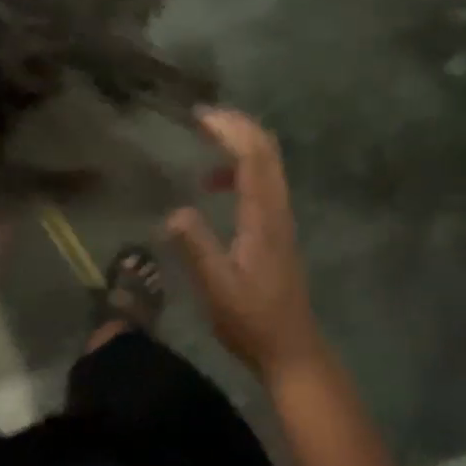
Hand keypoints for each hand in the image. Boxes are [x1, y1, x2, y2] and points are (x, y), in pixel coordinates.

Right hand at [167, 108, 325, 381]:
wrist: (291, 350)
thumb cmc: (251, 320)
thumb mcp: (216, 288)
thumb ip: (196, 248)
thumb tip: (174, 211)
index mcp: (262, 217)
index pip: (253, 157)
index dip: (228, 129)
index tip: (198, 116)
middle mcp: (276, 208)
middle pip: (265, 150)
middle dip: (236, 124)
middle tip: (200, 115)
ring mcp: (279, 216)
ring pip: (266, 162)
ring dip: (238, 142)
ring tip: (204, 137)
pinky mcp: (276, 227)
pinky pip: (261, 180)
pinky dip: (238, 166)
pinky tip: (212, 183)